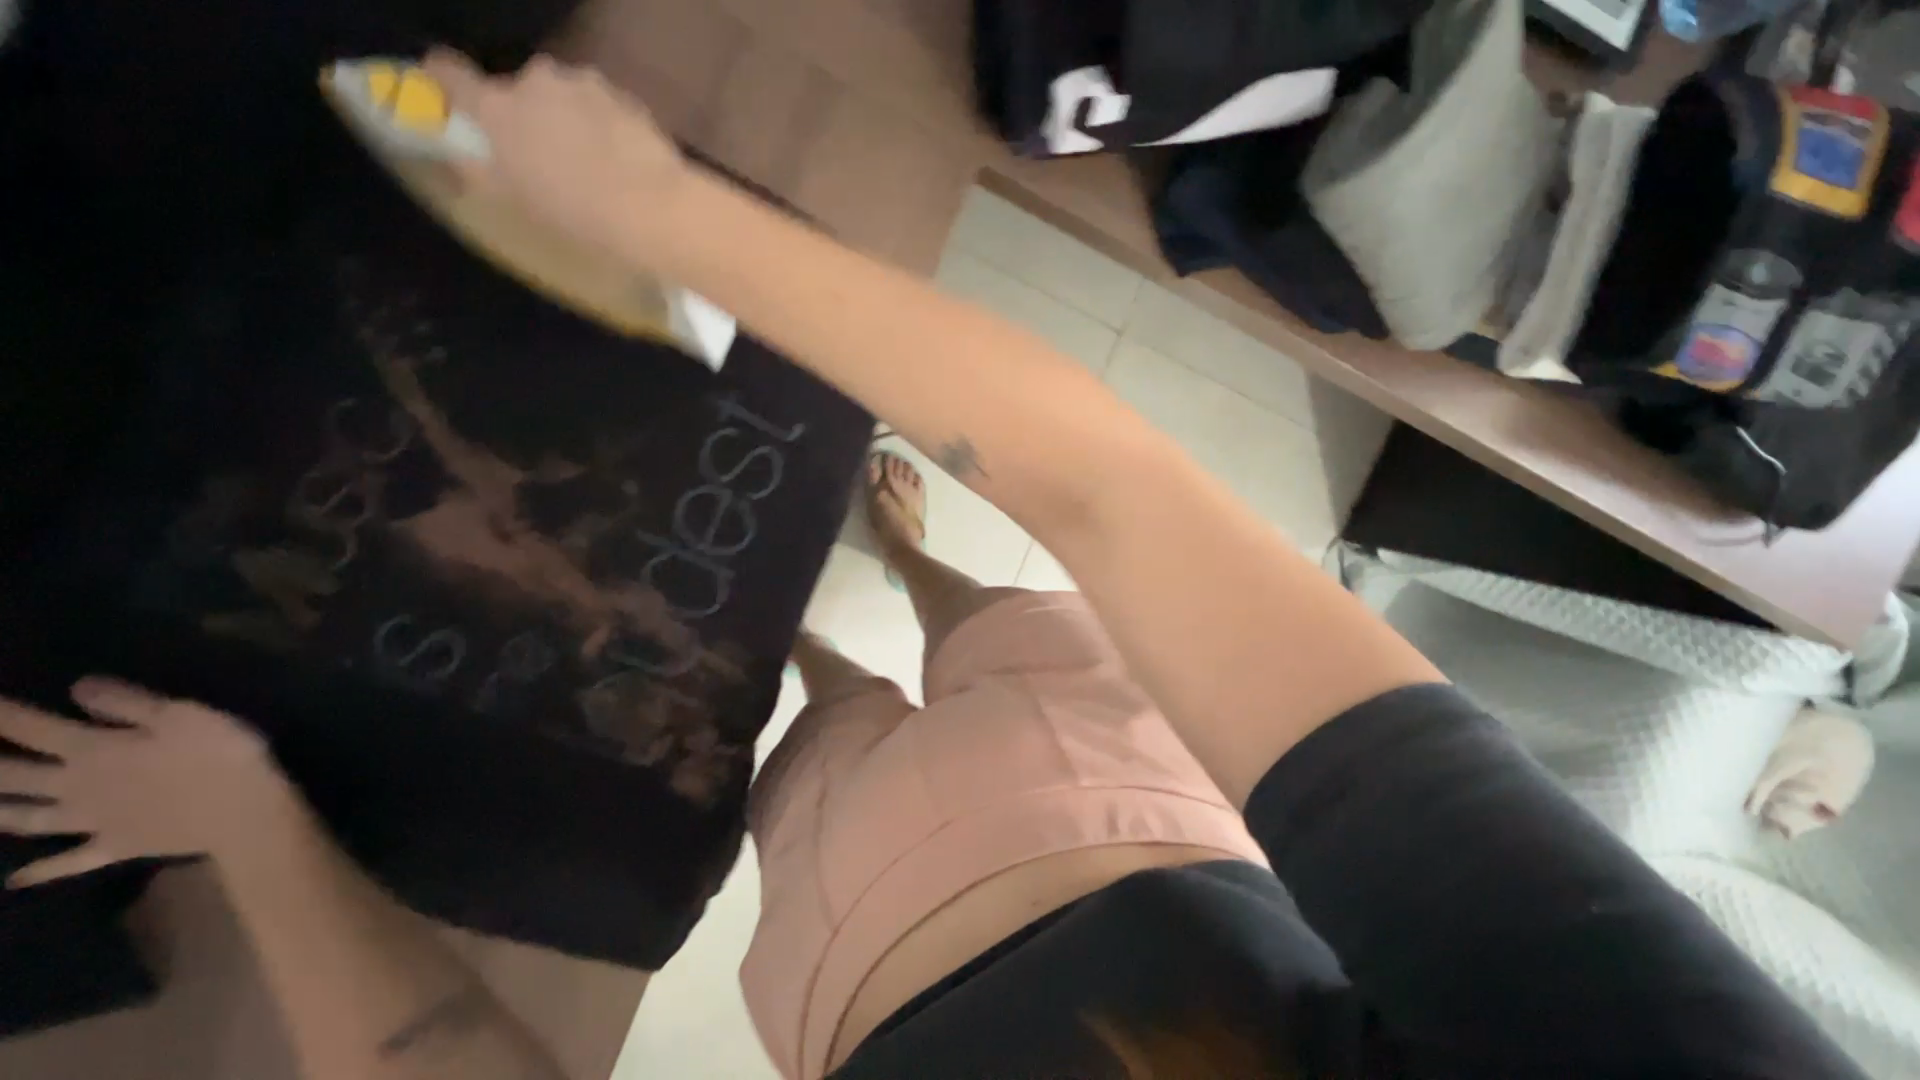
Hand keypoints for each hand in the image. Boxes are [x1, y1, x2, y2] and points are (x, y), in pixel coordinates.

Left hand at [0, 679, 290, 887]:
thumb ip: (129, 703)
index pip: (32, 728)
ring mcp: (93, 821)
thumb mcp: (184, 715)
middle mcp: (77, 786)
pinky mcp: (115, 845)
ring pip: (28, 818)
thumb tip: (76, 687)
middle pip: (13, 776)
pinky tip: (16, 880)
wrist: (241, 813)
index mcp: (94, 750)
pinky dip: (41, 871)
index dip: (0, 714)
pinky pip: (70, 862)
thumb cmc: (219, 755)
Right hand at [424, 49, 691, 263]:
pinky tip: (618, 161)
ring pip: (560, 96)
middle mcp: (533, 80)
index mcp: (494, 106)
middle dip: (522, 116)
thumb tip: (460, 154)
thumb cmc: (574, 213)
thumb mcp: (510, 201)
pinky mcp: (624, 97)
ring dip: (565, 118)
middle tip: (540, 158)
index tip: (452, 103)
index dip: (444, 85)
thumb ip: (474, 168)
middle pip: (514, 90)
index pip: (447, 73)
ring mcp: (583, 84)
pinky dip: (601, 126)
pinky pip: (599, 107)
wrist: (652, 208)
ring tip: (587, 163)